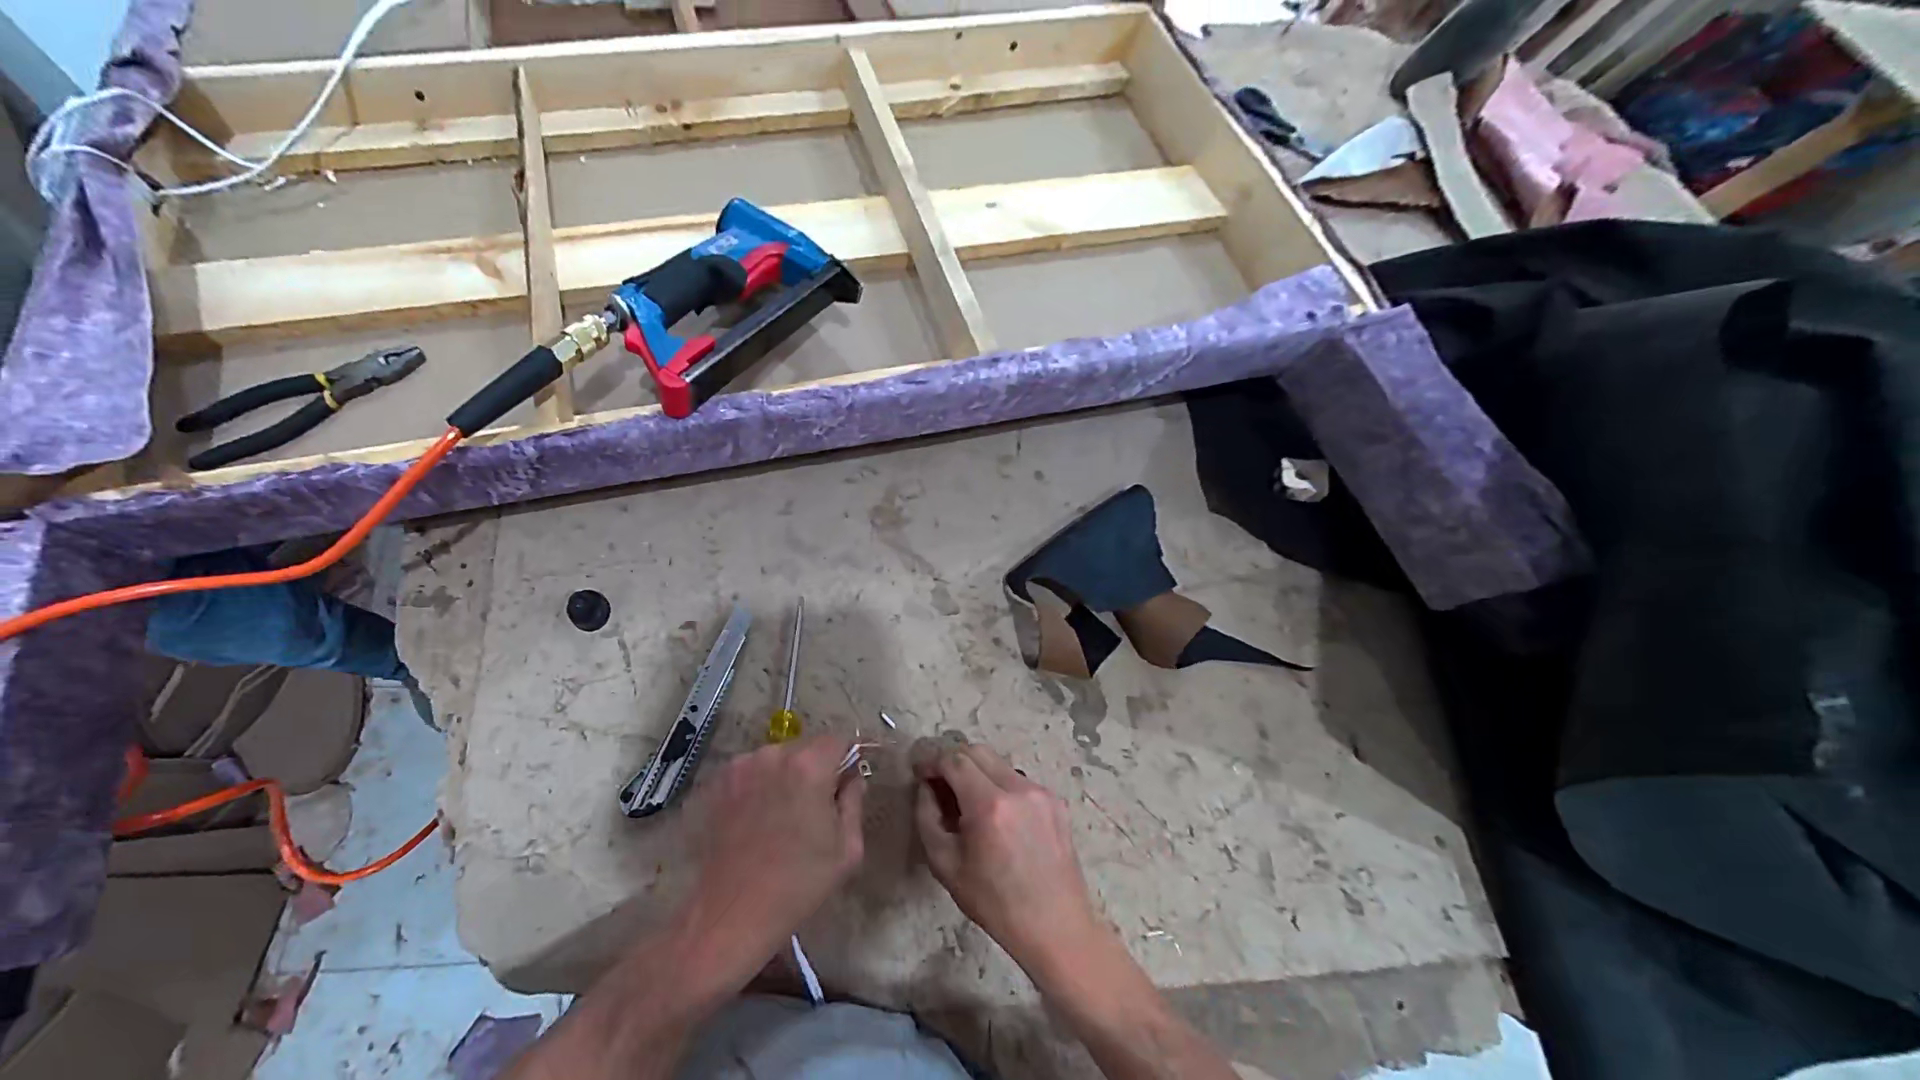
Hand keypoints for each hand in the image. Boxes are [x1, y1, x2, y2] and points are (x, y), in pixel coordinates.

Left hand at [684, 735, 865, 971]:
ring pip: (779, 758)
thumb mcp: (847, 847)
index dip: (848, 757)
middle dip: (819, 767)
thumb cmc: (799, 884)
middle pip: (807, 747)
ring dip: (789, 775)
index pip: (839, 740)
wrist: (733, 913)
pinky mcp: (720, 784)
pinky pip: (753, 772)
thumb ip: (855, 802)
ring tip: (787, 813)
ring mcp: (742, 767)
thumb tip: (853, 779)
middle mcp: (774, 755)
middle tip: (820, 803)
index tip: (851, 778)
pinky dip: (763, 784)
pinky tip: (761, 817)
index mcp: (810, 766)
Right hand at [913, 743, 1102, 971]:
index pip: (954, 759)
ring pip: (999, 763)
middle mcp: (1018, 789)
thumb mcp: (945, 865)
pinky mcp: (1056, 801)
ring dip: (977, 772)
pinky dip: (1000, 786)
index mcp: (989, 805)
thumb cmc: (994, 903)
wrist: (1055, 926)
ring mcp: (1041, 792)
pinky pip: (1018, 781)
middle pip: (977, 751)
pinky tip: (996, 817)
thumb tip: (926, 787)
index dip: (932, 760)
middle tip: (939, 784)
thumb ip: (927, 818)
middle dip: (953, 761)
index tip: (920, 773)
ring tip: (967, 803)